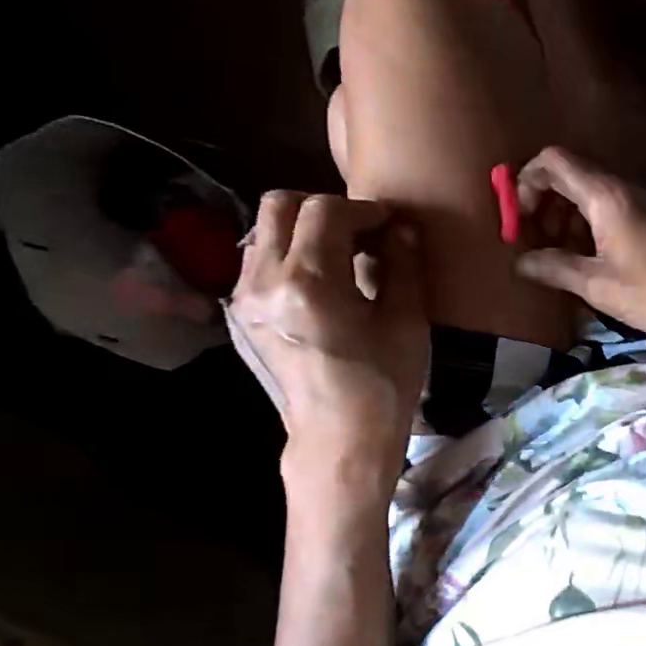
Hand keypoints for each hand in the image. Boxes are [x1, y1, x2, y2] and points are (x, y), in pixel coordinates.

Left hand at [228, 191, 428, 487]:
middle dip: (324, 208)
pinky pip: (257, 262)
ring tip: (340, 256)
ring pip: (263, 230)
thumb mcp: (405, 322)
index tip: (390, 224)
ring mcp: (243, 299)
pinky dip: (287, 255)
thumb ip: (403, 265)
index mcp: (308, 282)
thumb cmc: (381, 385)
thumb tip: (401, 227)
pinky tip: (319, 282)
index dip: (363, 209)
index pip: (326, 211)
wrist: (339, 440)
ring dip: (302, 229)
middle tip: (360, 232)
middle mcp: (263, 281)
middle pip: (281, 205)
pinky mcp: (240, 316)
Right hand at [512, 147, 645, 344]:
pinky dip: (583, 223)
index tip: (520, 219)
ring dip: (561, 215)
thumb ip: (552, 267)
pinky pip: (604, 206)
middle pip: (568, 174)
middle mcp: (621, 188)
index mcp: (606, 196)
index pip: (554, 161)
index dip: (527, 182)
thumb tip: (520, 262)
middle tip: (533, 241)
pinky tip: (580, 256)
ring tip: (554, 253)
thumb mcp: (594, 284)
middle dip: (542, 202)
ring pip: (585, 191)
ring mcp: (636, 200)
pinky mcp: (645, 216)